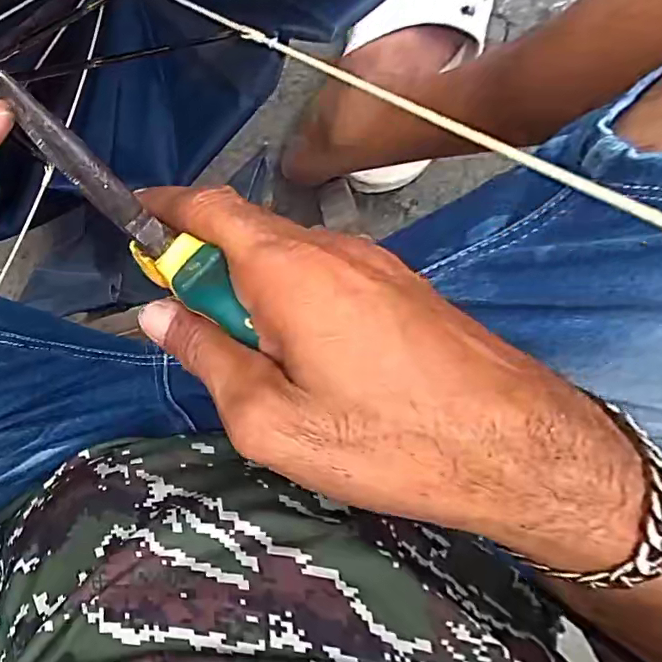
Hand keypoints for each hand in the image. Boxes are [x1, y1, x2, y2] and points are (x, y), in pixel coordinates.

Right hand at [135, 185, 647, 572]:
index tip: (135, 214)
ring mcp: (372, 264)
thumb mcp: (266, 417)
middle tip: (186, 319)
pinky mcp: (399, 286)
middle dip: (200, 260)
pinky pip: (318, 272)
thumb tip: (157, 314)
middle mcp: (331, 250)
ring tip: (243, 352)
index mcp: (288, 272)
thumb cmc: (382, 442)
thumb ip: (205, 356)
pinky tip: (292, 353)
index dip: (166, 206)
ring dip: (242, 283)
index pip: (211, 210)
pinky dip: (281, 294)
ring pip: (282, 254)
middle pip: (244, 230)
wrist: (527, 455)